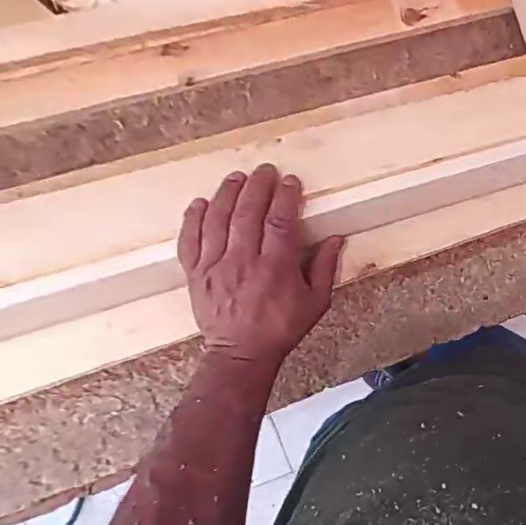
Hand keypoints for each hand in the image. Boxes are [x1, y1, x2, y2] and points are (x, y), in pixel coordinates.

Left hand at [179, 165, 343, 367]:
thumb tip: (336, 239)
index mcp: (275, 269)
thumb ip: (325, 268)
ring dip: (227, 194)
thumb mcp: (316, 303)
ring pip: (218, 220)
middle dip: (257, 186)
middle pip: (247, 213)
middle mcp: (243, 263)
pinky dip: (194, 218)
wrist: (241, 354)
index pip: (280, 221)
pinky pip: (190, 240)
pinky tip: (202, 202)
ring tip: (237, 177)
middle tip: (265, 170)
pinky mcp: (195, 274)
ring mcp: (215, 267)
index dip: (285, 197)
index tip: (290, 181)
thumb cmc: (282, 329)